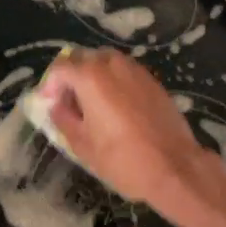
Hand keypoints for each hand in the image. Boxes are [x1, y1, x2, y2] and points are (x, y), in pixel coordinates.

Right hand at [36, 48, 204, 206]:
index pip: (60, 68)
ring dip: (93, 77)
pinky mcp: (151, 79)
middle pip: (82, 59)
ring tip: (93, 106)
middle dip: (71, 77)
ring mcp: (134, 69)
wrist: (175, 167)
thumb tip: (56, 106)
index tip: (50, 105)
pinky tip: (117, 108)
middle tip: (69, 104)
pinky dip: (113, 82)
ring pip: (104, 62)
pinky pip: (123, 72)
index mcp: (90, 76)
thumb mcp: (83, 146)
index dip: (50, 85)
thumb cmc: (124, 159)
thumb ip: (63, 119)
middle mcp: (111, 64)